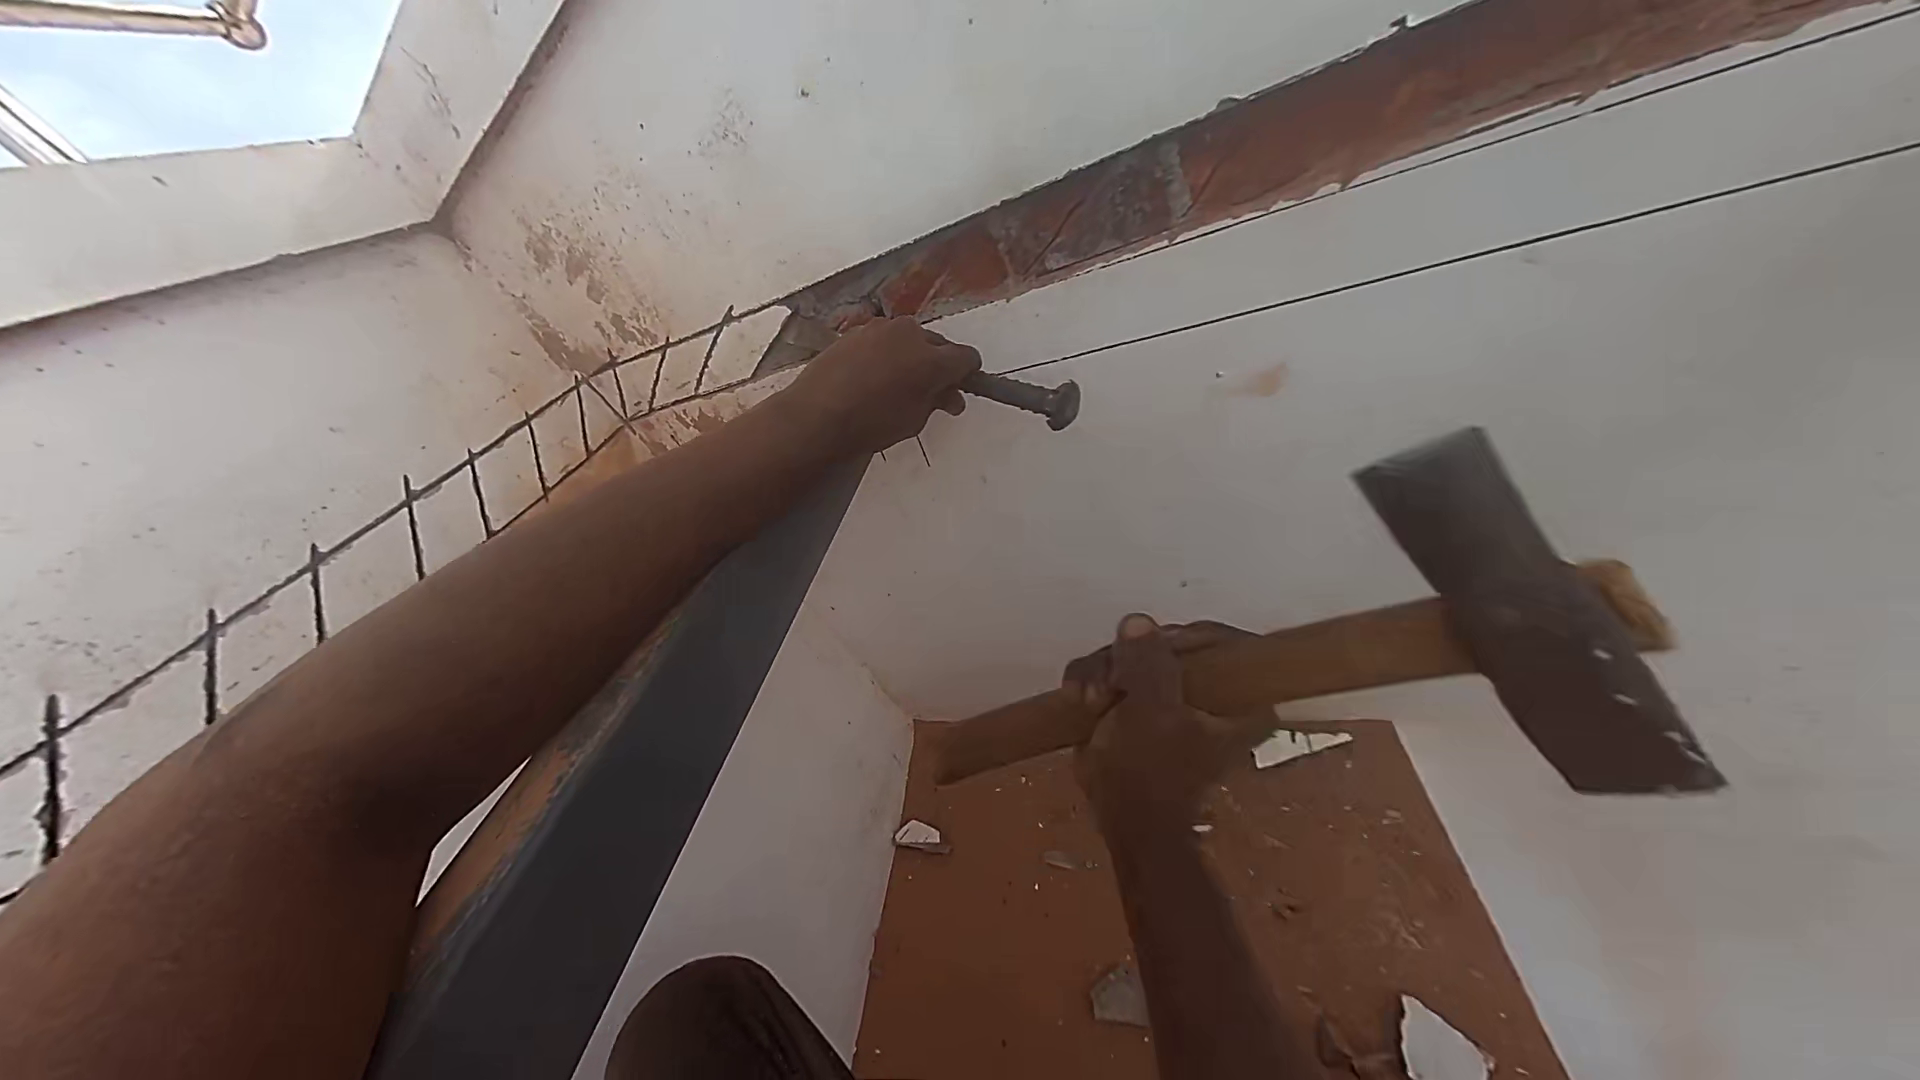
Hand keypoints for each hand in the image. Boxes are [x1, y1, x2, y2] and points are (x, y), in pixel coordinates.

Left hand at [778, 316, 981, 454]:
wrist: (817, 415)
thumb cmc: (872, 423)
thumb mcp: (915, 420)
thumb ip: (937, 401)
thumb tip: (951, 396)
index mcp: (932, 358)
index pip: (966, 358)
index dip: (968, 374)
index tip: (959, 389)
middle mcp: (910, 334)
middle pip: (938, 345)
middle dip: (939, 366)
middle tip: (931, 392)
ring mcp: (880, 328)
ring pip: (909, 339)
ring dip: (912, 357)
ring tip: (898, 385)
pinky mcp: (856, 330)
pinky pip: (883, 340)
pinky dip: (886, 354)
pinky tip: (873, 377)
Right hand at [1071, 614, 1261, 832]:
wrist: (1124, 822)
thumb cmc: (1150, 774)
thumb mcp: (1151, 715)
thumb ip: (1148, 664)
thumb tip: (1138, 623)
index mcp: (1242, 697)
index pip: (1214, 640)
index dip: (1173, 640)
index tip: (1140, 656)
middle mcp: (1214, 689)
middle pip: (1165, 643)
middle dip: (1127, 661)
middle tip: (1107, 687)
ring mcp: (1175, 694)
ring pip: (1135, 655)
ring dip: (1103, 672)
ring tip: (1088, 701)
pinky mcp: (1143, 701)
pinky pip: (1115, 671)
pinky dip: (1093, 680)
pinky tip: (1080, 700)